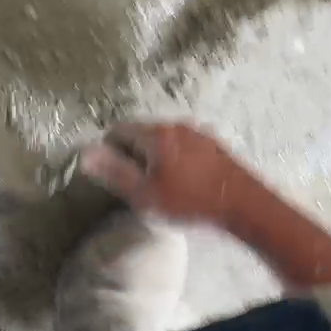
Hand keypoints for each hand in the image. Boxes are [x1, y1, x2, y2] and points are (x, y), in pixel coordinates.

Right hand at [80, 122, 254, 224]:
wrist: (245, 206)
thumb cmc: (190, 202)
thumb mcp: (145, 195)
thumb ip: (114, 172)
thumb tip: (84, 153)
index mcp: (156, 133)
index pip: (119, 130)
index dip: (110, 150)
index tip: (115, 175)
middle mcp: (176, 125)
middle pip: (143, 132)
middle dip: (134, 153)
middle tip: (137, 183)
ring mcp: (199, 132)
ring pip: (166, 139)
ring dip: (157, 156)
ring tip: (162, 185)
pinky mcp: (216, 145)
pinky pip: (186, 146)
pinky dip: (178, 159)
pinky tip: (186, 182)